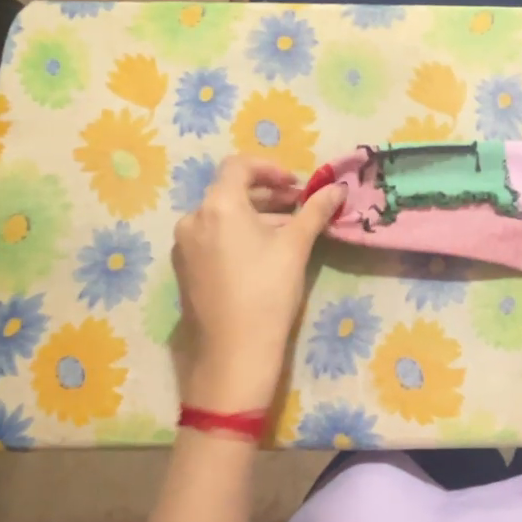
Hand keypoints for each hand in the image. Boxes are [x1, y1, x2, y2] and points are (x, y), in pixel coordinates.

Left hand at [171, 156, 344, 411]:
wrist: (232, 355)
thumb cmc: (267, 292)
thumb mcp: (296, 247)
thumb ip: (315, 211)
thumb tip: (338, 189)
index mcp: (218, 206)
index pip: (239, 166)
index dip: (270, 169)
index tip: (296, 186)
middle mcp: (193, 219)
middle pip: (230, 192)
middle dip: (267, 196)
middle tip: (298, 207)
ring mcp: (184, 247)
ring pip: (222, 217)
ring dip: (254, 217)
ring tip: (287, 233)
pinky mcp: (184, 271)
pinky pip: (212, 239)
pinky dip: (237, 236)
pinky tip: (262, 256)